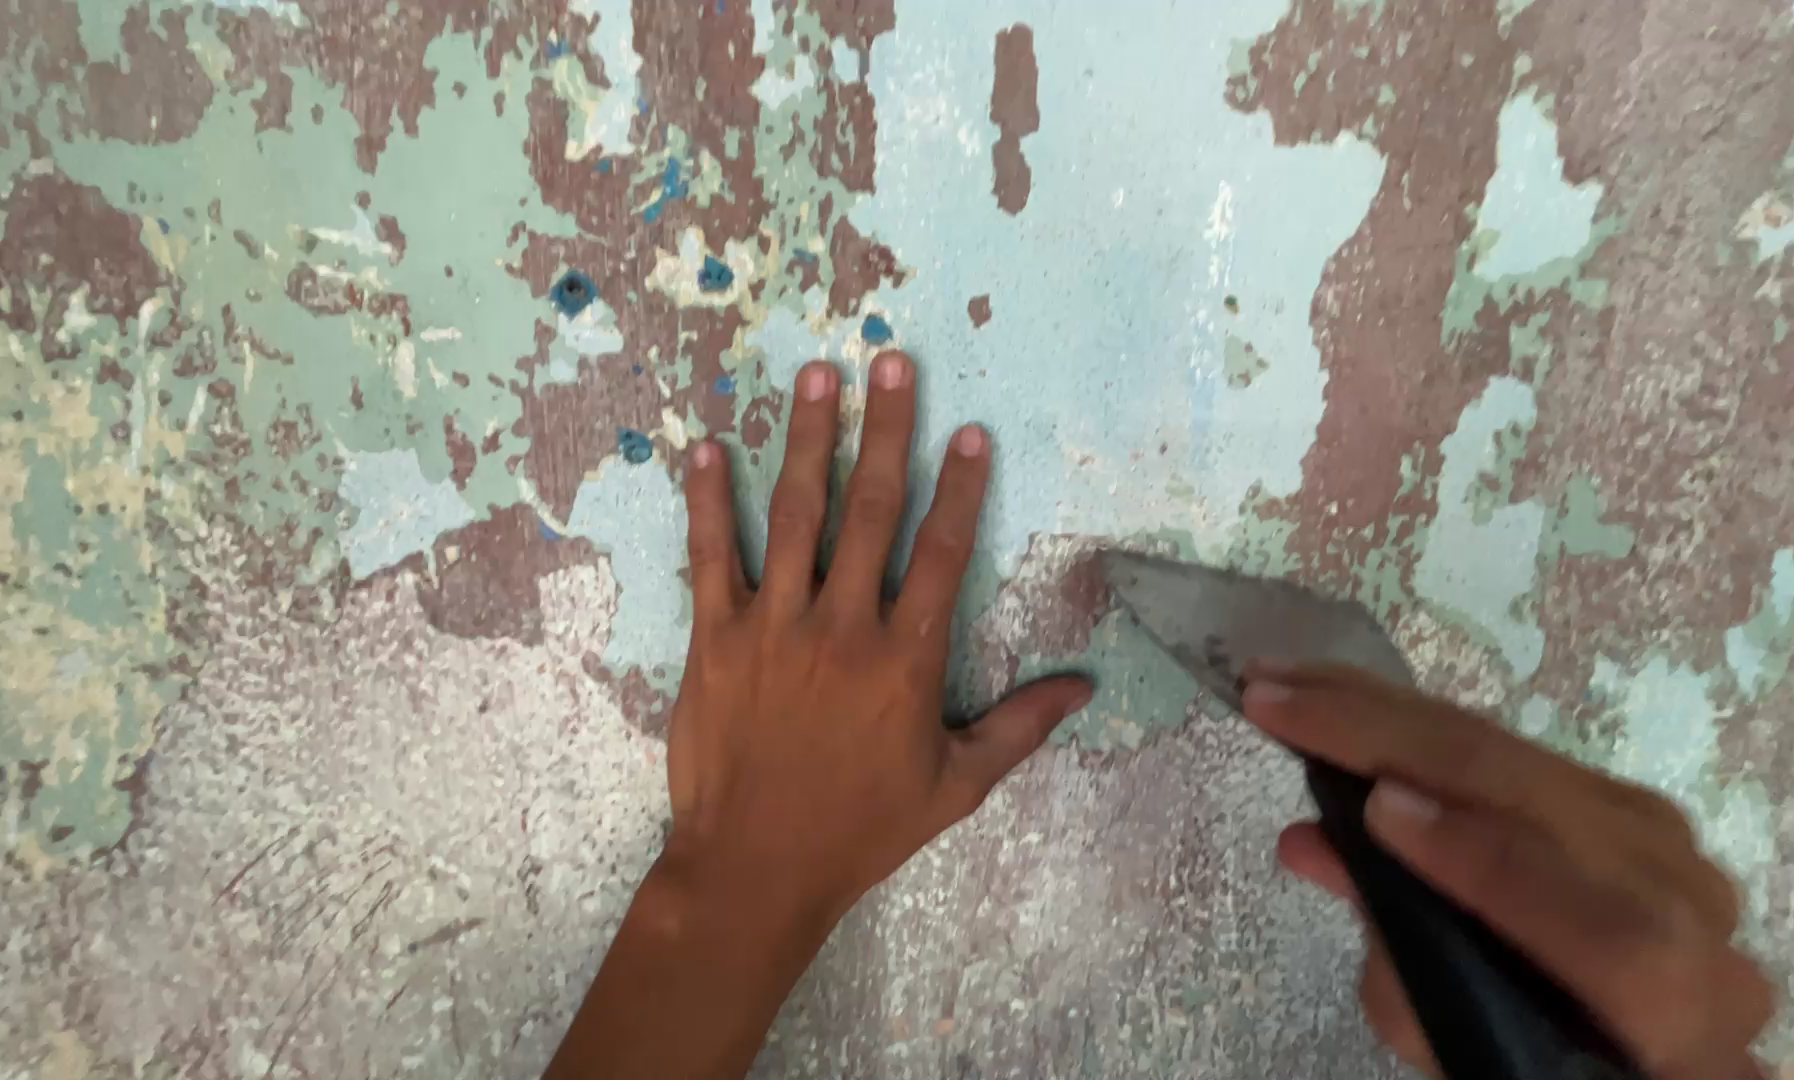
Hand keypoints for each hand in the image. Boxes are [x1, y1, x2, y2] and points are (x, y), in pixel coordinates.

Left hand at [547, 353, 1088, 1079]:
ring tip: (819, 377)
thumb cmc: (862, 826)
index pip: (943, 554)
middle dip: (886, 432)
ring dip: (809, 441)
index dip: (960, 489)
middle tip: (892, 363)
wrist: (756, 867)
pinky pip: (712, 556)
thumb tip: (1085, 687)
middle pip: (869, 511)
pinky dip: (709, 501)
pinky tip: (708, 449)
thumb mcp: (957, 788)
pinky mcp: (714, 637)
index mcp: (904, 658)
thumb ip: (1021, 728)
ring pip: (794, 516)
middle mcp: (842, 625)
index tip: (969, 432)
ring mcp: (772, 626)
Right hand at [1241, 665, 1773, 1079]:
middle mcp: (1674, 900)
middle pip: (1528, 796)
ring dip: (1369, 703)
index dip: (1483, 862)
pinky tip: (1327, 685)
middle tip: (1274, 699)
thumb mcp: (1448, 1031)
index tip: (1376, 810)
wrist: (1619, 1017)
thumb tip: (1306, 844)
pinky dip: (1391, 706)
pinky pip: (1482, 731)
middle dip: (1385, 739)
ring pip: (1497, 744)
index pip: (1600, 928)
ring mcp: (1641, 830)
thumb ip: (1392, 947)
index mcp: (1663, 1004)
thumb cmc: (1520, 1041)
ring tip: (1280, 677)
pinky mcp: (1592, 783)